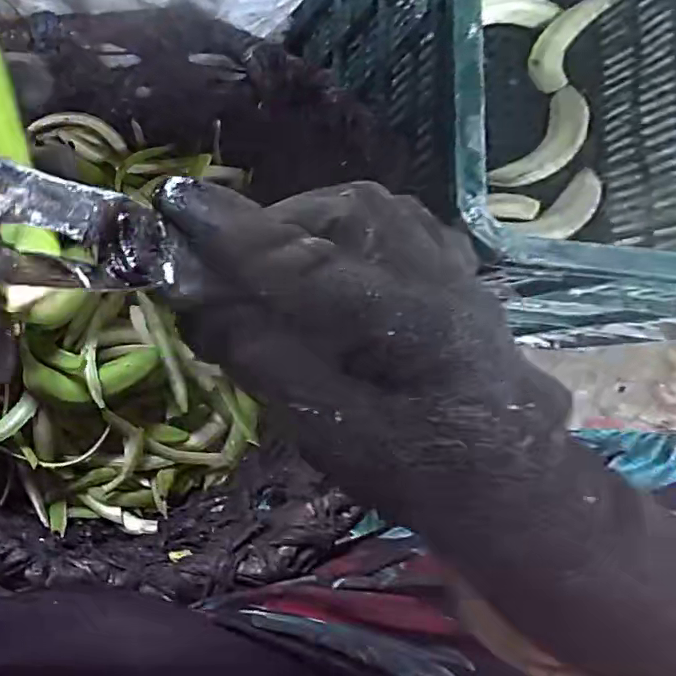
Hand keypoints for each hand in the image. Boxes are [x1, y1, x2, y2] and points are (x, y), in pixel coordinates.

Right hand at [155, 179, 675, 675]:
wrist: (503, 477)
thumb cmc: (403, 462)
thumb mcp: (316, 426)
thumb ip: (255, 356)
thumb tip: (195, 302)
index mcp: (399, 331)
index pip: (295, 262)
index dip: (228, 230)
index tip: (172, 198)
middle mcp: (430, 279)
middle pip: (332, 216)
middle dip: (262, 229)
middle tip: (223, 264)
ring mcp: (449, 263)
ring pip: (360, 207)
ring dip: (298, 224)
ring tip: (268, 262)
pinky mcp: (452, 261)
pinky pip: (387, 216)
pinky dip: (338, 225)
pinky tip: (324, 253)